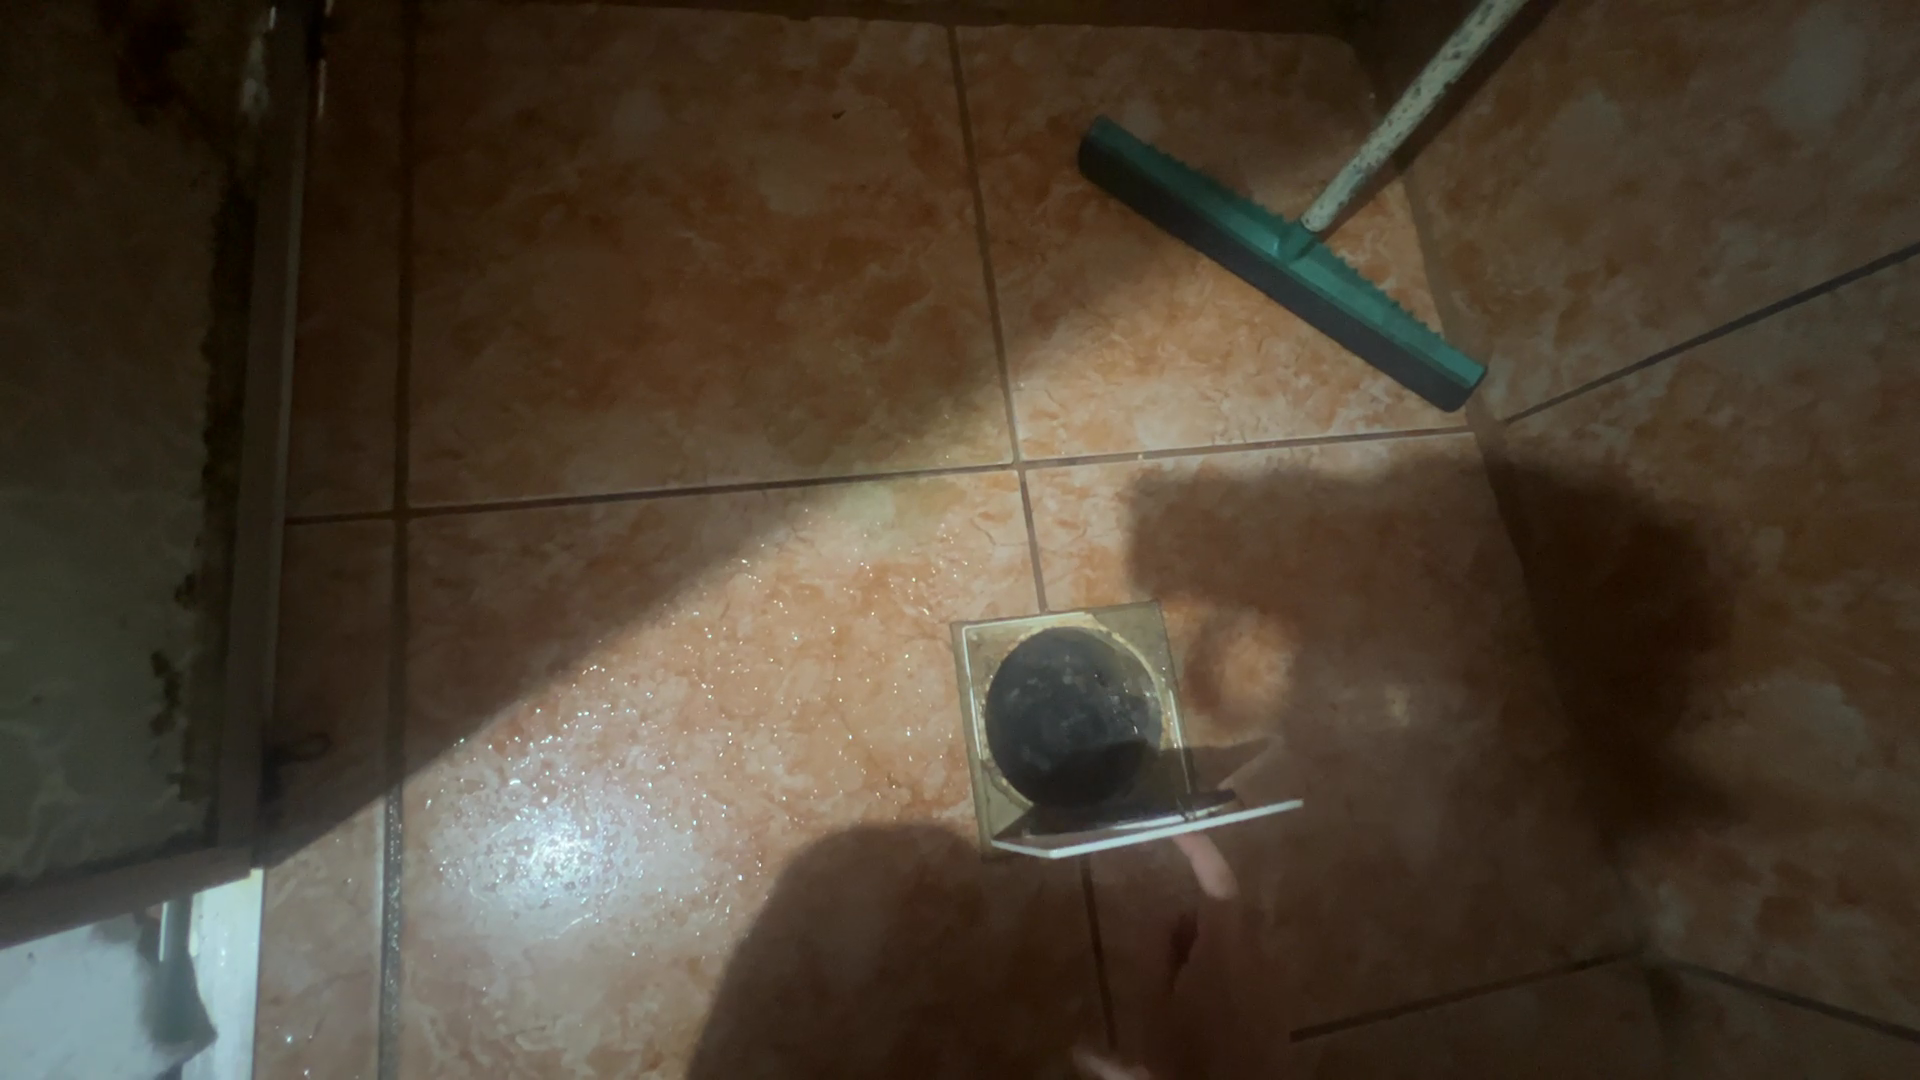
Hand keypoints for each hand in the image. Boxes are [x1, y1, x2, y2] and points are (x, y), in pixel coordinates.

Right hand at [1072, 833, 1289, 1078]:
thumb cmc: (1190, 1052)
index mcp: (1226, 945)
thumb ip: (1158, 945)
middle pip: (1219, 912)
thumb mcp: (1156, 999)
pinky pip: (1242, 966)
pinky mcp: (1277, 1003)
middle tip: (1162, 959)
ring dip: (1200, 950)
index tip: (1177, 823)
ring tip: (1177, 995)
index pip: (1216, 877)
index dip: (1198, 845)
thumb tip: (1162, 916)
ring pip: (1229, 940)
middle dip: (1186, 925)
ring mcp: (1272, 979)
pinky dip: (1217, 972)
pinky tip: (1200, 1012)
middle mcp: (1258, 953)